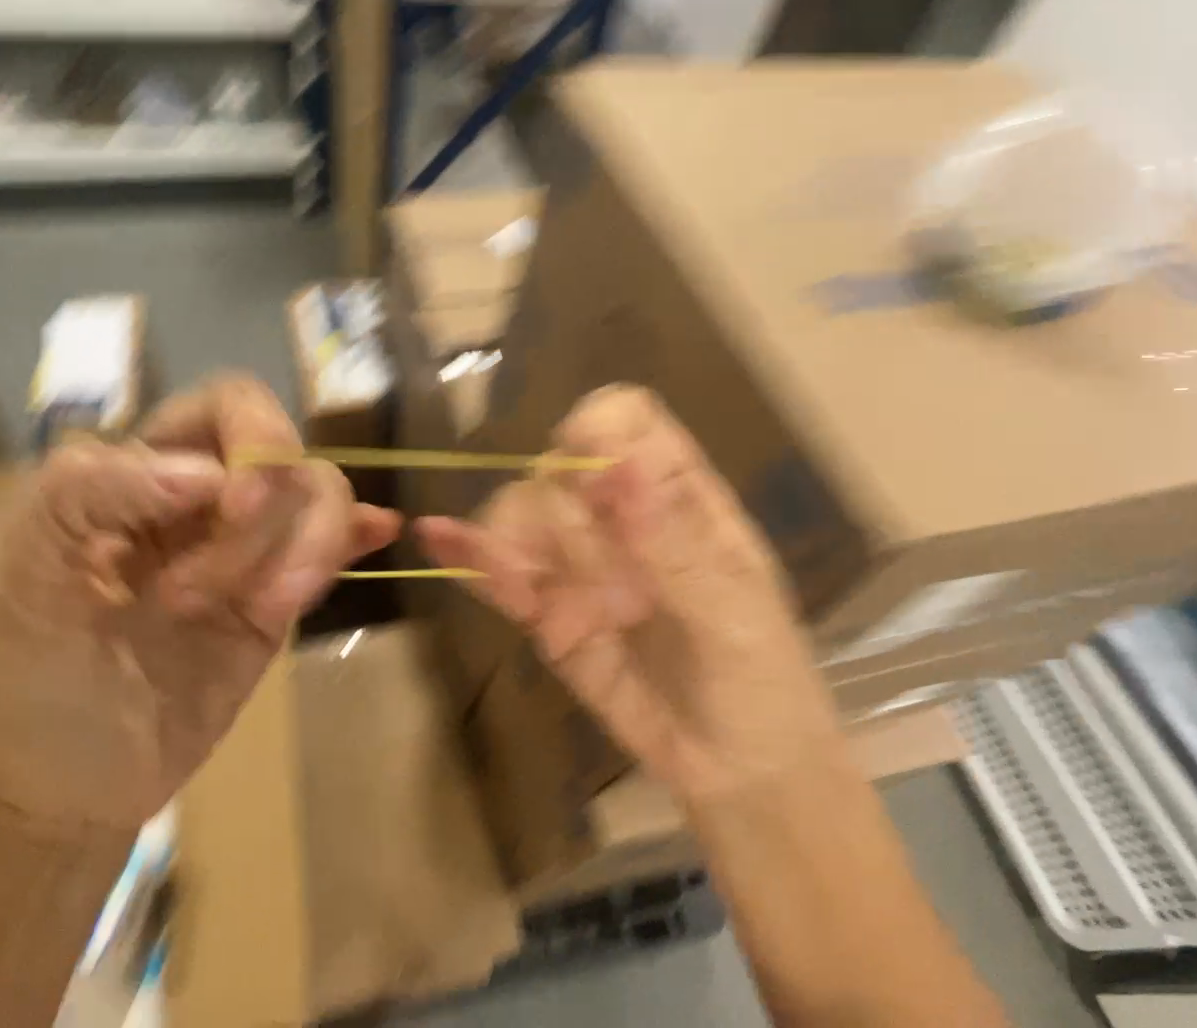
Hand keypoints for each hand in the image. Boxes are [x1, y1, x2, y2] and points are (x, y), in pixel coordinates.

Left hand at [0, 376, 398, 828]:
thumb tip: (209, 475)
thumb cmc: (28, 677)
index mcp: (131, 473)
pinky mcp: (272, 601)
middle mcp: (195, 499)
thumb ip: (85, 493)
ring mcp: (241, 551)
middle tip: (222, 593)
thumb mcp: (18, 574)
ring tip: (262, 613)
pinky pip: (326, 549)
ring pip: (316, 499)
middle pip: (283, 450)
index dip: (249, 439)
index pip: (218, 408)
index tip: (232, 508)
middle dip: (269, 513)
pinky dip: (353, 535)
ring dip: (303, 549)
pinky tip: (378, 535)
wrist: (68, 784)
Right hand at [417, 385, 841, 802]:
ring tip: (533, 601)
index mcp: (680, 499)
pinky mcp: (545, 614)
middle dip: (560, 521)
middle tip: (603, 590)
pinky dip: (467, 555)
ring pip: (520, 517)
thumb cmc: (761, 683)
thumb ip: (673, 544)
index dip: (599, 435)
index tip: (591, 483)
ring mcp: (579, 565)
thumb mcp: (733, 614)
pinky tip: (435, 536)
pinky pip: (499, 575)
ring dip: (511, 546)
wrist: (734, 772)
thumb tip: (620, 467)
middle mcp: (621, 518)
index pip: (629, 425)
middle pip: (558, 472)